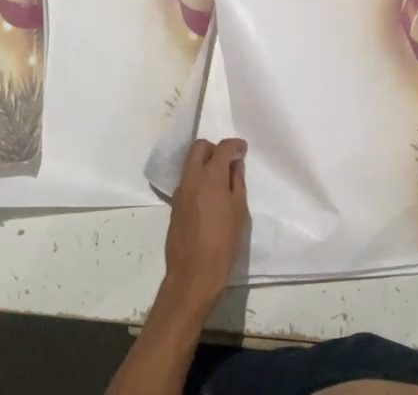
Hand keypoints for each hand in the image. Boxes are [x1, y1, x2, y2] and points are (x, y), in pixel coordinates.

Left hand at [161, 138, 248, 312]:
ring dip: (205, 162)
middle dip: (215, 148)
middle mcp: (191, 179)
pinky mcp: (174, 205)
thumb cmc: (223, 243)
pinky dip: (198, 178)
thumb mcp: (239, 212)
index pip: (222, 148)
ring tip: (221, 180)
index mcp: (210, 178)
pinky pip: (187, 180)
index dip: (235, 145)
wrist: (193, 273)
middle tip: (229, 161)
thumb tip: (235, 165)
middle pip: (199, 147)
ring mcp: (180, 191)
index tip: (243, 149)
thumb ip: (237, 183)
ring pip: (190, 163)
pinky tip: (209, 196)